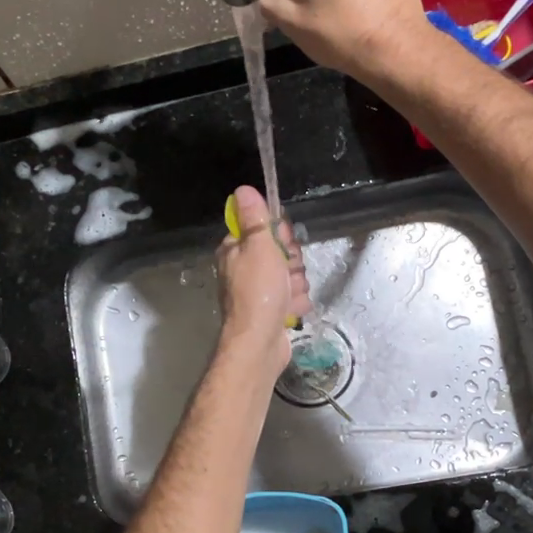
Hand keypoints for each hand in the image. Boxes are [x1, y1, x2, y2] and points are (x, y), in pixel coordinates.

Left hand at [217, 185, 311, 370]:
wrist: (260, 343)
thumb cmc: (258, 293)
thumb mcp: (258, 247)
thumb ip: (254, 219)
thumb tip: (243, 190)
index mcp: (235, 250)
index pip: (265, 228)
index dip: (279, 235)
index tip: (283, 244)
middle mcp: (244, 269)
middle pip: (282, 252)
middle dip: (292, 264)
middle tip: (284, 275)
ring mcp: (259, 291)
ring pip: (292, 275)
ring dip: (296, 285)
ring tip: (286, 297)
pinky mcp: (273, 310)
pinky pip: (294, 297)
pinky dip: (295, 304)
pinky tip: (289, 311)